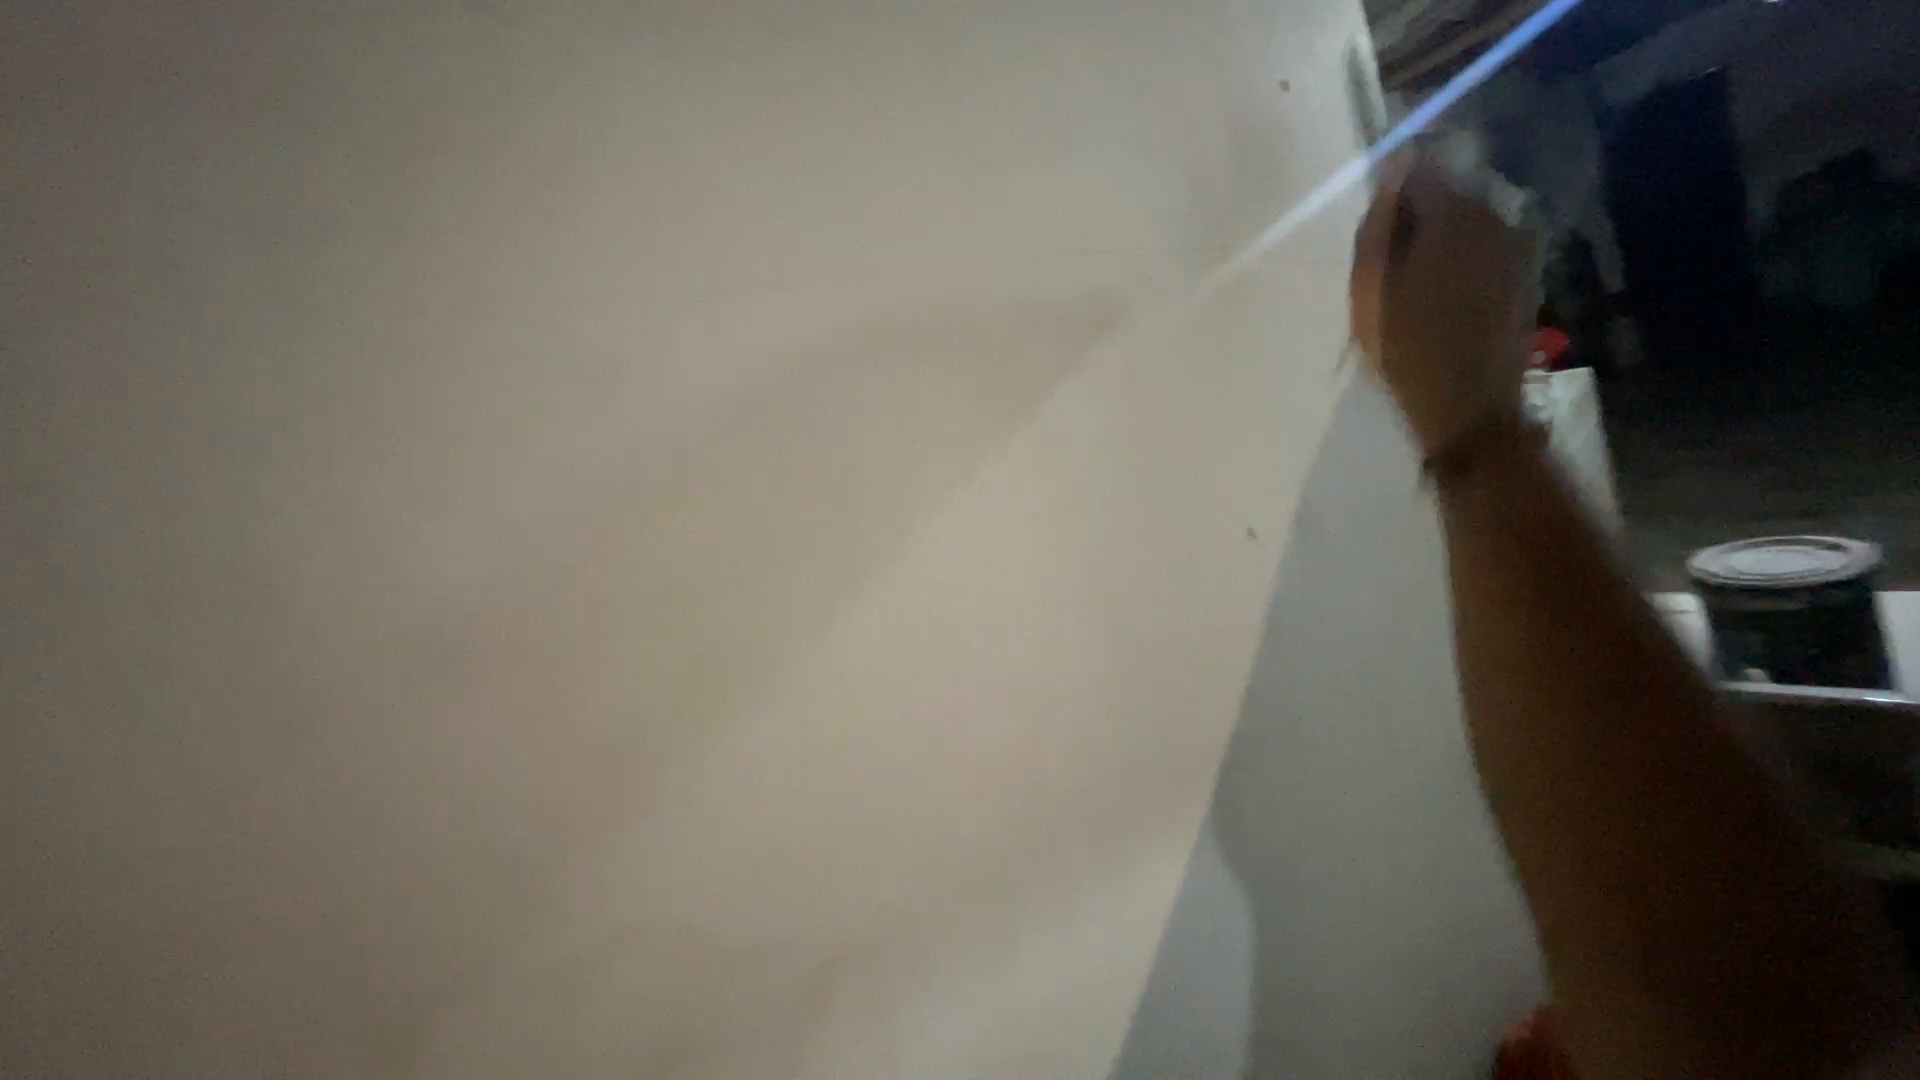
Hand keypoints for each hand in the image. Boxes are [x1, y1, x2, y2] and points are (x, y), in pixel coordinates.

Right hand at [1350, 153, 1540, 455]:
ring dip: (1441, 240)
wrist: (1467, 404)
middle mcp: (1492, 217)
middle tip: (1388, 260)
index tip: (1375, 221)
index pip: (1420, 169)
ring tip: (1415, 284)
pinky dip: (1463, 261)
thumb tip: (1390, 172)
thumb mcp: (1368, 288)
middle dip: (1418, 216)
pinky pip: (1486, 249)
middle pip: (1448, 194)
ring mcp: (1515, 246)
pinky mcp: (1525, 274)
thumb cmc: (1404, 348)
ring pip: (1470, 222)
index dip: (1393, 187)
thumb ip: (1377, 226)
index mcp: (1449, 216)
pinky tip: (1445, 298)